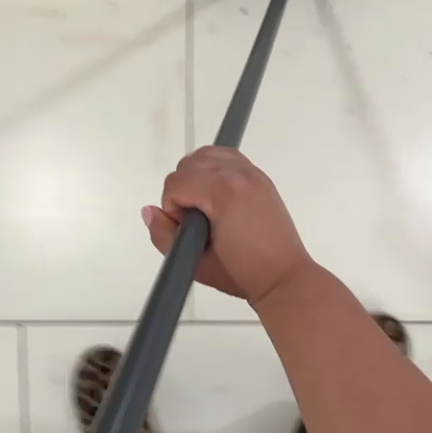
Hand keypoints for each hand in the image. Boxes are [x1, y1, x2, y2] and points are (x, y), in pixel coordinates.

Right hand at [143, 146, 316, 304]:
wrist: (282, 277)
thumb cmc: (243, 274)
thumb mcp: (194, 262)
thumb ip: (163, 236)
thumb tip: (149, 211)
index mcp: (223, 193)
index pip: (176, 182)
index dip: (172, 208)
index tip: (187, 230)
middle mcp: (239, 175)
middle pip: (188, 164)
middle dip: (182, 190)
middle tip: (194, 221)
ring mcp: (252, 173)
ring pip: (206, 155)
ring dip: (196, 177)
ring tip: (204, 207)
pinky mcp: (259, 178)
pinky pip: (227, 158)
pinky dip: (214, 170)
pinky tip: (216, 197)